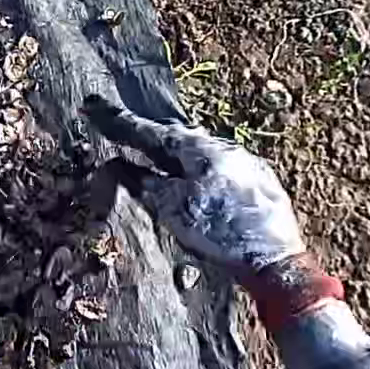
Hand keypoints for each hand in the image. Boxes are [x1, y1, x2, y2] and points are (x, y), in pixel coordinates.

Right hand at [84, 94, 340, 329]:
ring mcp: (245, 162)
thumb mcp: (172, 208)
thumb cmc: (218, 232)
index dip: (120, 123)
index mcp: (200, 150)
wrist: (275, 261)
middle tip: (121, 127)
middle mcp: (224, 148)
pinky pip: (217, 161)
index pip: (152, 133)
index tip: (94, 107)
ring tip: (152, 150)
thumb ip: (143, 182)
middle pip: (176, 136)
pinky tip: (190, 173)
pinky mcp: (258, 179)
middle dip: (147, 133)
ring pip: (198, 148)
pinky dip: (194, 164)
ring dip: (172, 149)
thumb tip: (116, 165)